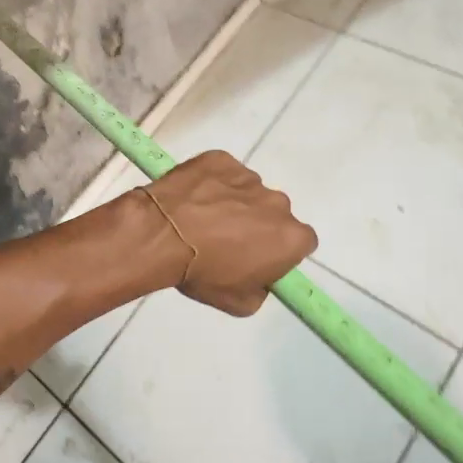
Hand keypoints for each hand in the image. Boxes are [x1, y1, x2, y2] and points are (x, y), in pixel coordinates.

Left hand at [137, 151, 316, 316]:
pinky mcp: (220, 158)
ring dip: (233, 202)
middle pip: (274, 213)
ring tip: (201, 218)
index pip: (301, 243)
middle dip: (257, 224)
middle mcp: (277, 201)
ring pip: (248, 191)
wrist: (160, 232)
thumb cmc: (203, 272)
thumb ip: (262, 289)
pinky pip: (223, 172)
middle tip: (226, 239)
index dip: (281, 251)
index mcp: (291, 237)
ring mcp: (248, 175)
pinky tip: (191, 198)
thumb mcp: (240, 303)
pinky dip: (211, 183)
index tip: (259, 258)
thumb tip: (258, 277)